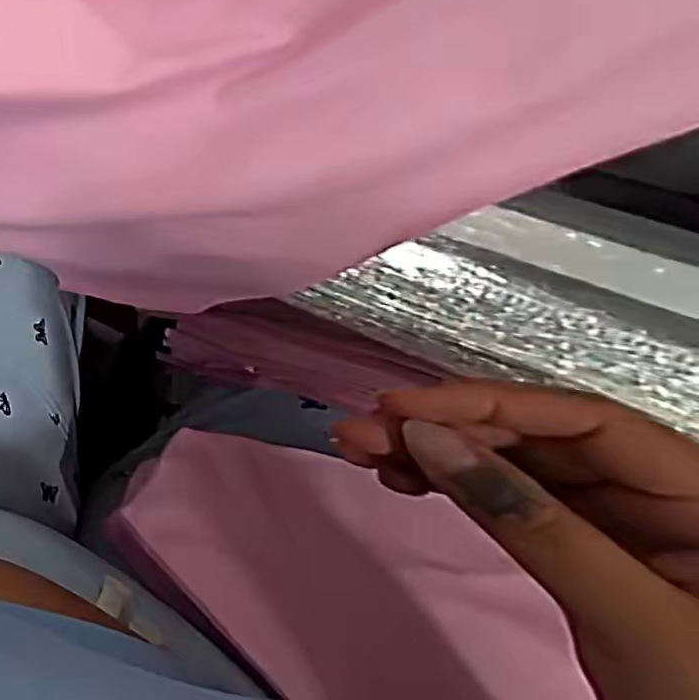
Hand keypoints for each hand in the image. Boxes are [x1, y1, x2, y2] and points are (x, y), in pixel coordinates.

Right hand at [333, 381, 698, 699]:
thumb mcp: (636, 621)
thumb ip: (535, 524)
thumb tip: (427, 438)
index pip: (588, 424)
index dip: (488, 404)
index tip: (398, 406)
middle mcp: (665, 503)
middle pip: (534, 439)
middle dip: (438, 429)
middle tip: (359, 433)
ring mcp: (622, 526)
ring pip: (505, 462)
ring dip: (424, 450)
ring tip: (359, 449)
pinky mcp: (579, 547)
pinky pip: (500, 494)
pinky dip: (442, 480)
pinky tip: (398, 475)